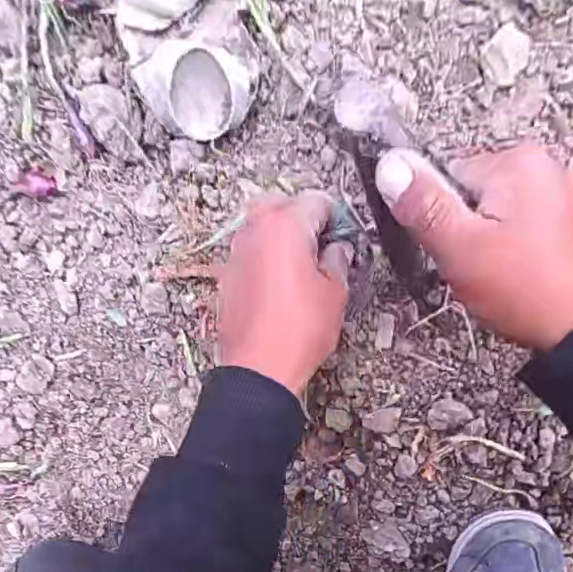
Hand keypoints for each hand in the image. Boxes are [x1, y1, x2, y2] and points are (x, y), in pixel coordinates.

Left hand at [215, 192, 353, 395]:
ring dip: (284, 239)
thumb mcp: (334, 295)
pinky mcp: (227, 277)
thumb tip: (337, 251)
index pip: (317, 201)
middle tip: (325, 247)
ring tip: (305, 269)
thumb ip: (338, 262)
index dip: (337, 218)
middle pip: (283, 206)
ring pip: (263, 228)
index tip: (345, 236)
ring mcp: (236, 253)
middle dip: (305, 221)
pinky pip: (251, 254)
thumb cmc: (297, 332)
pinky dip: (268, 259)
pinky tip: (283, 286)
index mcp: (285, 226)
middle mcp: (254, 230)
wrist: (260, 369)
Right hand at [375, 145, 572, 350]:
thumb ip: (423, 206)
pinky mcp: (557, 228)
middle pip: (467, 198)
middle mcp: (539, 169)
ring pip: (488, 222)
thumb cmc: (528, 290)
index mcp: (516, 161)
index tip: (451, 249)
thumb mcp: (461, 248)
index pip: (445, 176)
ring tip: (498, 279)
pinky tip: (512, 281)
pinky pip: (511, 235)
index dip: (438, 220)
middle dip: (462, 237)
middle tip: (477, 269)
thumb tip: (389, 166)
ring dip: (482, 252)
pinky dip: (504, 259)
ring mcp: (552, 199)